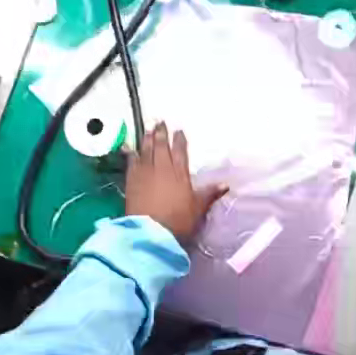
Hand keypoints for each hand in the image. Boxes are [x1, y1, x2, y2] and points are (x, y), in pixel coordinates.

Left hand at [125, 123, 226, 246]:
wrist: (151, 232)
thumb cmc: (178, 221)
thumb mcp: (198, 208)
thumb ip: (209, 194)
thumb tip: (225, 185)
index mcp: (180, 173)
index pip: (181, 152)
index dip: (180, 141)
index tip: (179, 131)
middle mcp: (162, 168)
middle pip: (161, 147)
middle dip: (161, 134)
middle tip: (159, 122)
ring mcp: (145, 173)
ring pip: (146, 151)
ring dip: (147, 139)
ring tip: (147, 129)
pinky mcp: (131, 181)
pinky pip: (131, 162)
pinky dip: (130, 153)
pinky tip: (129, 147)